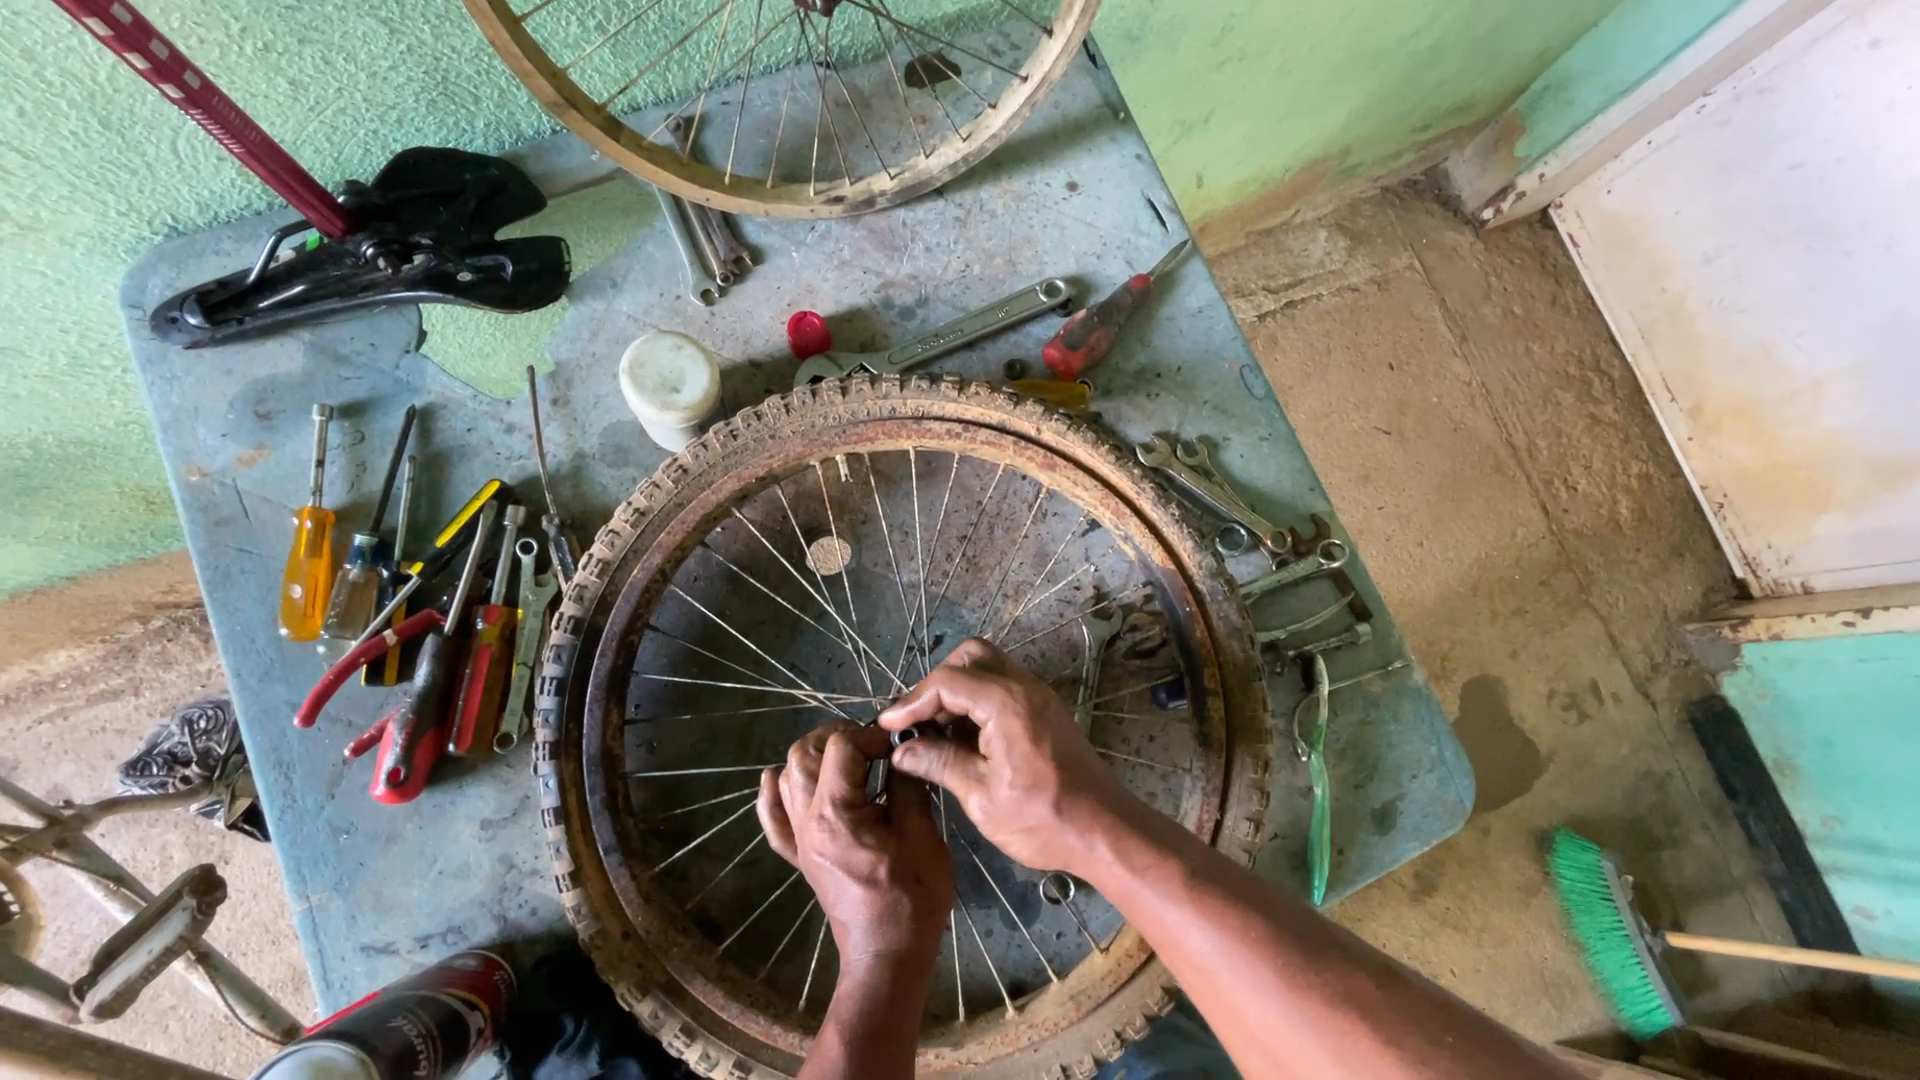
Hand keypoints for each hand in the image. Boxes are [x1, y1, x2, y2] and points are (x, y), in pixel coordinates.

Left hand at [757, 722, 953, 970]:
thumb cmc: (911, 897)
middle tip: (875, 745)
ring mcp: (799, 840)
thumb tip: (906, 749)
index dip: (871, 735)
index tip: (899, 745)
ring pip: (788, 777)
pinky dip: (775, 792)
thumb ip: (909, 784)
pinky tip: (782, 778)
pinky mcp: (800, 857)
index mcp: (836, 812)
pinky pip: (773, 818)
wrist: (887, 955)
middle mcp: (807, 821)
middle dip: (840, 736)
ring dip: (814, 757)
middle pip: (804, 754)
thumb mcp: (922, 834)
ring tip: (851, 759)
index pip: (841, 746)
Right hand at [877, 639, 1136, 876]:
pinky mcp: (1045, 712)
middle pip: (971, 656)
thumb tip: (901, 751)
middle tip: (917, 718)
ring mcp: (1038, 697)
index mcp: (1006, 703)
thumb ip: (939, 763)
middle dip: (938, 682)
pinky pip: (1003, 688)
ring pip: (989, 668)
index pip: (947, 682)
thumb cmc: (1042, 819)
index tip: (888, 726)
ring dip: (958, 690)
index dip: (911, 701)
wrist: (1104, 831)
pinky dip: (977, 701)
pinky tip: (962, 737)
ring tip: (934, 729)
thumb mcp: (982, 796)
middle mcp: (1024, 688)